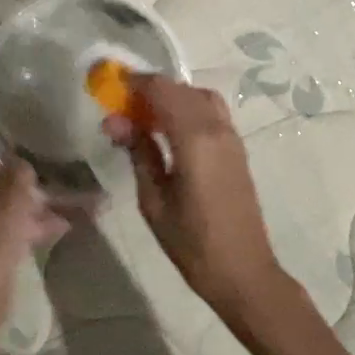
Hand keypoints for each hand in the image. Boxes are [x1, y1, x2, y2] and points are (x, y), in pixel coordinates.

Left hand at [0, 149, 71, 304]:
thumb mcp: (12, 200)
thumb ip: (19, 175)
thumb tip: (23, 160)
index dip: (0, 138)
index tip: (22, 126)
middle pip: (10, 177)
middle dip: (34, 171)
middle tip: (60, 158)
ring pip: (23, 202)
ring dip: (47, 198)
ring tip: (78, 192)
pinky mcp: (7, 243)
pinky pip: (29, 225)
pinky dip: (46, 222)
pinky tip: (72, 221)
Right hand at [104, 76, 280, 311]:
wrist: (244, 272)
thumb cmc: (192, 244)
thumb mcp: (154, 201)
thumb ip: (138, 153)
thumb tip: (116, 121)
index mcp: (195, 139)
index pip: (162, 90)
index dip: (135, 83)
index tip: (110, 87)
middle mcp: (216, 128)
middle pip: (180, 88)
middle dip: (150, 89)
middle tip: (122, 107)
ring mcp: (231, 136)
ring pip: (198, 95)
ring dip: (172, 96)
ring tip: (145, 117)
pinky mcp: (237, 147)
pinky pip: (211, 111)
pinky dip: (188, 107)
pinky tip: (170, 130)